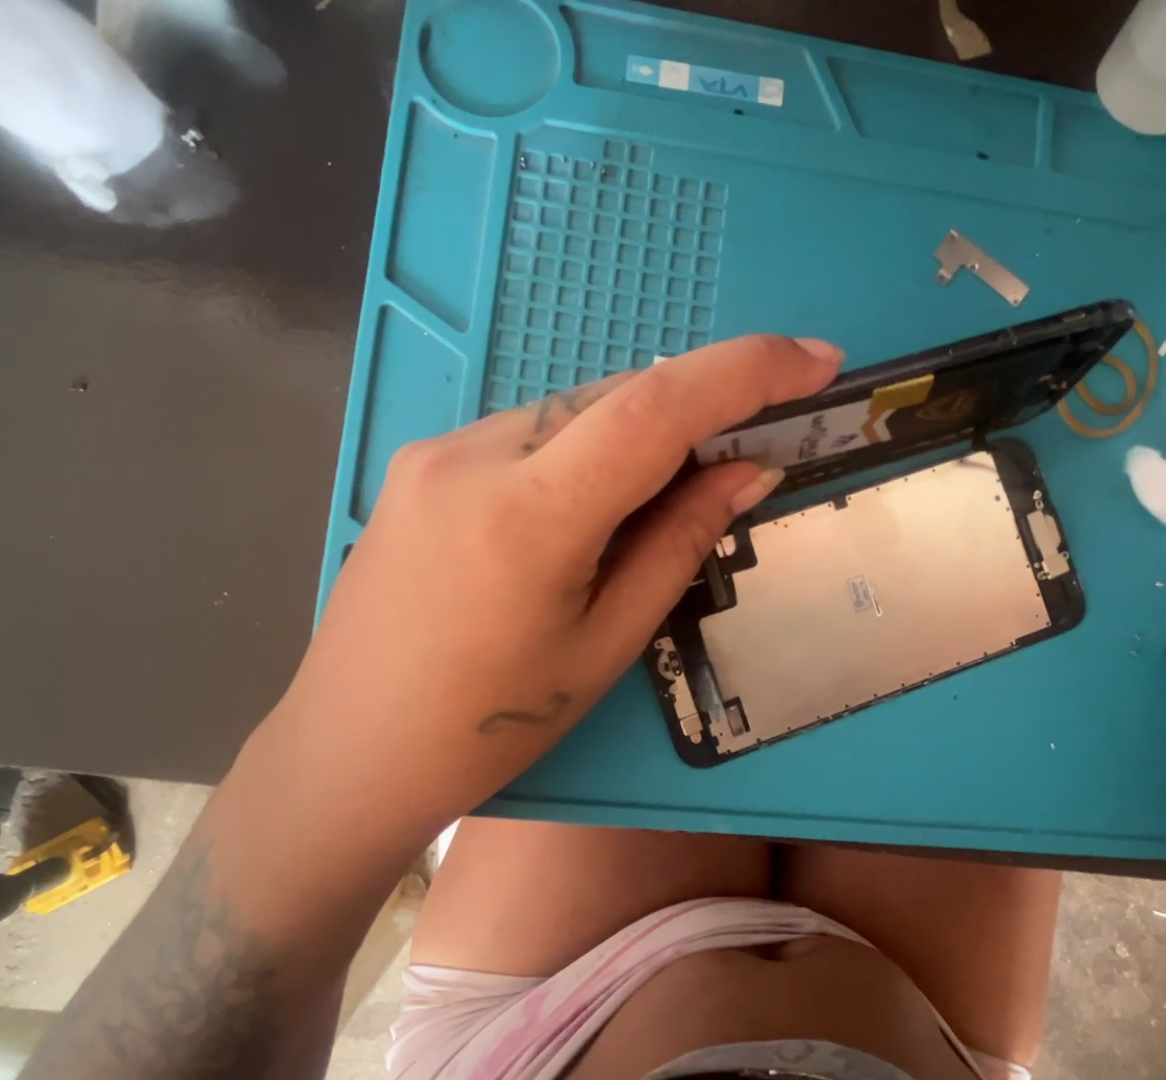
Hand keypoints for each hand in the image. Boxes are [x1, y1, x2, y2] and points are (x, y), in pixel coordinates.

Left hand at [263, 335, 841, 828]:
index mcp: (529, 515)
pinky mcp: (422, 461)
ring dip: (644, 430)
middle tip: (758, 440)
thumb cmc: (493, 724)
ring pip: (576, 409)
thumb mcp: (609, 643)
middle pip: (618, 396)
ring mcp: (438, 450)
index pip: (656, 407)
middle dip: (702, 404)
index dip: (748, 370)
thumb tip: (749, 470)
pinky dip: (591, 444)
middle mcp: (474, 454)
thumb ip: (681, 541)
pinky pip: (533, 429)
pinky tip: (600, 500)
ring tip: (674, 490)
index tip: (817, 360)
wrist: (349, 751)